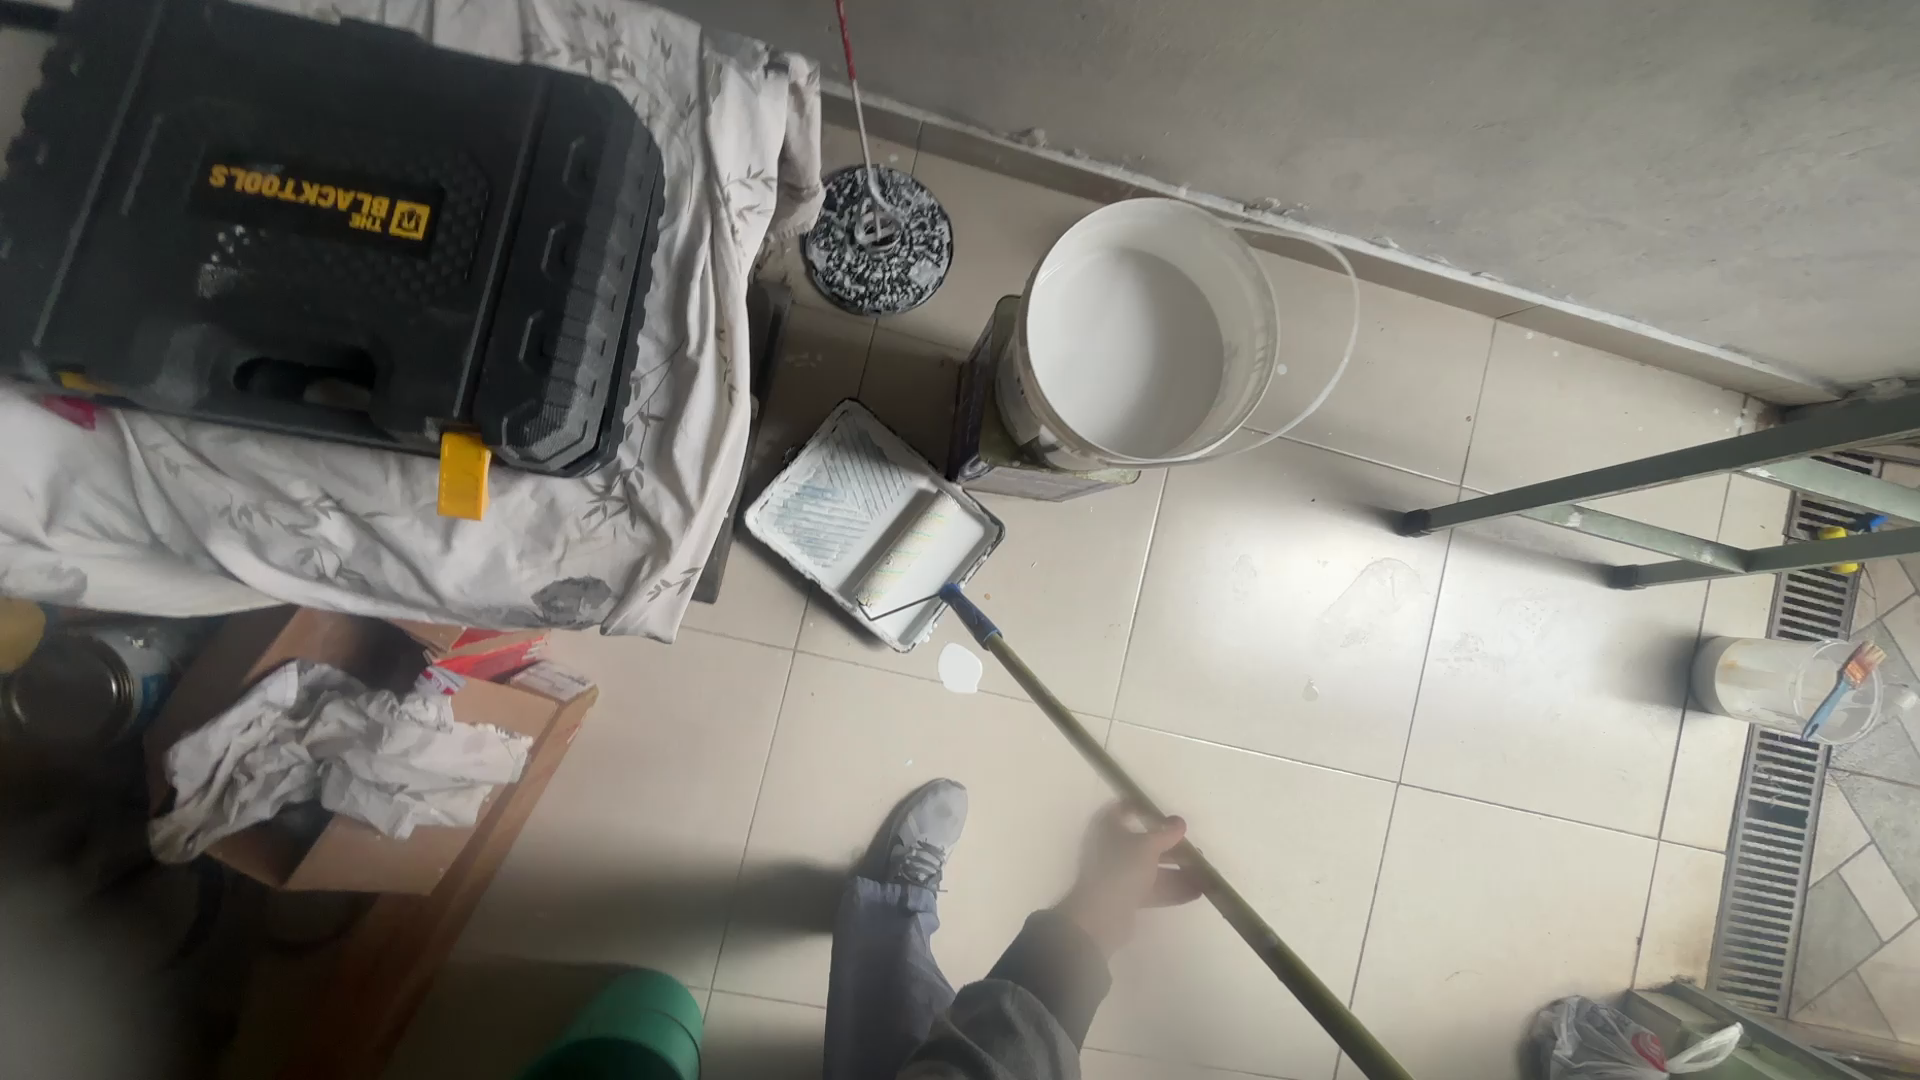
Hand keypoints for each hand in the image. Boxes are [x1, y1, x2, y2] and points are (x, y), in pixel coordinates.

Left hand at [1055, 803, 1203, 954]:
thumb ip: (1165, 833)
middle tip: (1196, 849)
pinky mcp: (1127, 896)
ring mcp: (1118, 872)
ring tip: (1205, 874)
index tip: (1166, 813)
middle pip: (1144, 841)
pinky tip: (1197, 892)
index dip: (1143, 808)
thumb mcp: (1146, 846)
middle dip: (1171, 846)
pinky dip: (1173, 889)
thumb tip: (1179, 821)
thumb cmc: (1121, 867)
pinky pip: (1153, 888)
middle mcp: (1111, 846)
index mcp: (1108, 826)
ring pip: (1151, 867)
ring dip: (1177, 870)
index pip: (1123, 809)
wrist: (1101, 914)